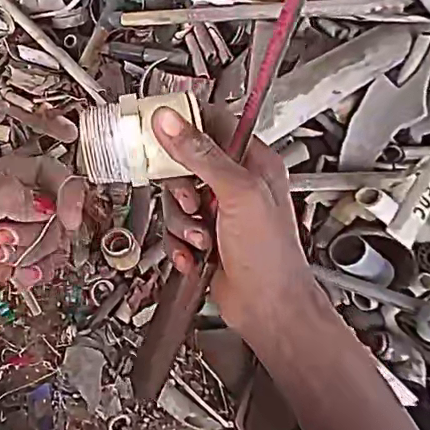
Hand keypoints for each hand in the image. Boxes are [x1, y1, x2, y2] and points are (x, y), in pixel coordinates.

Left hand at [0, 157, 87, 366]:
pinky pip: (42, 262)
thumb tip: (45, 202)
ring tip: (0, 257)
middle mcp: (2, 203)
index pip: (44, 170)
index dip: (64, 189)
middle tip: (7, 240)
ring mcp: (7, 234)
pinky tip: (19, 276)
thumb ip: (5, 197)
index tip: (67, 215)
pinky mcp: (8, 262)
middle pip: (53, 207)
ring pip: (51, 237)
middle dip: (40, 229)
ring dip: (35, 252)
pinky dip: (39, 271)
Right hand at [151, 107, 348, 358]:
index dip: (183, 125)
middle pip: (183, 163)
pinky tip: (195, 253)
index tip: (158, 130)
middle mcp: (234, 182)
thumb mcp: (236, 193)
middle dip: (180, 188)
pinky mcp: (202, 233)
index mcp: (252, 161)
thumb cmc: (271, 256)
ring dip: (181, 223)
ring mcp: (217, 209)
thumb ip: (200, 154)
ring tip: (201, 237)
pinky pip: (173, 227)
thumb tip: (170, 121)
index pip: (212, 123)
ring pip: (174, 198)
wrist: (267, 308)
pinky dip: (178, 243)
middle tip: (191, 201)